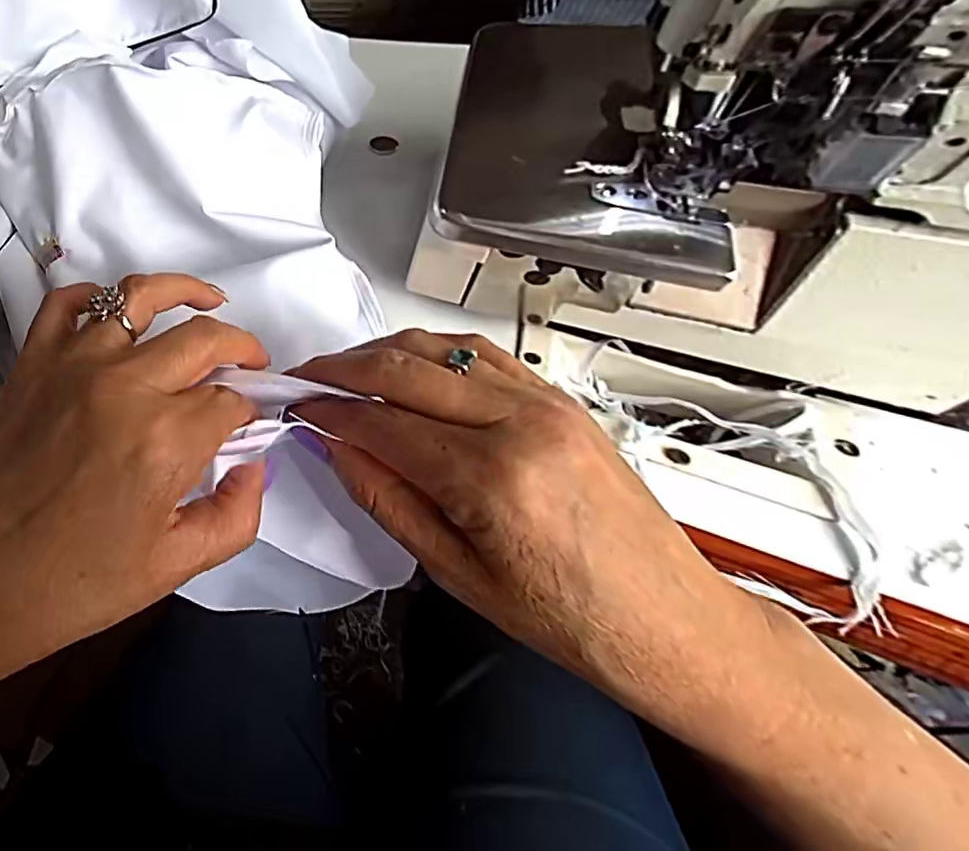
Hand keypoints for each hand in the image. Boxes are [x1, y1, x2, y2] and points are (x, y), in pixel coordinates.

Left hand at [0, 274, 269, 740]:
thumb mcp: (175, 567)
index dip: (247, 411)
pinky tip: (121, 312)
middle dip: (242, 347)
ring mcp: (74, 364)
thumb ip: (237, 515)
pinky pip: (68, 302)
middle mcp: (125, 387)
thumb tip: (254, 465)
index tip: (245, 424)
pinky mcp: (34, 360)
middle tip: (250, 363)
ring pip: (141, 297)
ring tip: (209, 301)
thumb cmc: (73, 583)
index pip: (230, 401)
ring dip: (186, 293)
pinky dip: (99, 295)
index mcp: (165, 440)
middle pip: (204, 338)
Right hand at [291, 330, 751, 711]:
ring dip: (382, 352)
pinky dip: (432, 349)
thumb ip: (385, 498)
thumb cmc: (569, 615)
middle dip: (342, 369)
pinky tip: (409, 361)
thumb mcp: (455, 572)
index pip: (381, 422)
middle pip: (403, 370)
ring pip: (439, 348)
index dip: (329, 410)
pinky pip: (481, 352)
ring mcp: (544, 402)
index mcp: (491, 478)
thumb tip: (336, 448)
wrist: (668, 620)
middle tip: (308, 377)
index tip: (300, 407)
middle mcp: (519, 423)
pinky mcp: (558, 398)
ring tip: (347, 367)